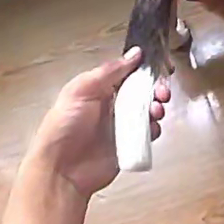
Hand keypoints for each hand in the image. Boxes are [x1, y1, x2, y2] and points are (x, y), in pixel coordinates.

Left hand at [23, 47, 169, 197]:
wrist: (61, 170)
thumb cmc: (66, 124)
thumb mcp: (83, 89)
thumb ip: (110, 70)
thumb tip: (136, 52)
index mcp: (100, 87)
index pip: (128, 72)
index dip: (145, 68)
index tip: (160, 65)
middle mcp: (113, 104)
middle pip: (143, 91)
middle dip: (156, 88)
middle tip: (163, 92)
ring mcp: (121, 125)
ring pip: (148, 111)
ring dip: (157, 107)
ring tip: (156, 110)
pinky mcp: (129, 145)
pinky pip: (148, 133)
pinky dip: (154, 129)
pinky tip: (152, 127)